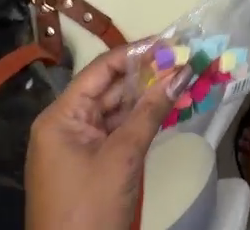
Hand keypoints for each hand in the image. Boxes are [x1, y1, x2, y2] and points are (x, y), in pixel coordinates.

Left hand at [26, 48, 183, 229]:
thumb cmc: (89, 208)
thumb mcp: (123, 156)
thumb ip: (152, 109)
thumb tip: (183, 70)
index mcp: (61, 116)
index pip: (102, 69)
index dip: (138, 52)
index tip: (174, 42)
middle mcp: (66, 124)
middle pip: (112, 87)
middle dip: (150, 74)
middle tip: (188, 60)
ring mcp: (78, 145)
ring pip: (119, 109)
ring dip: (151, 96)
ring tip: (187, 80)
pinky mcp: (92, 164)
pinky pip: (119, 130)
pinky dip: (144, 119)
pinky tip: (172, 108)